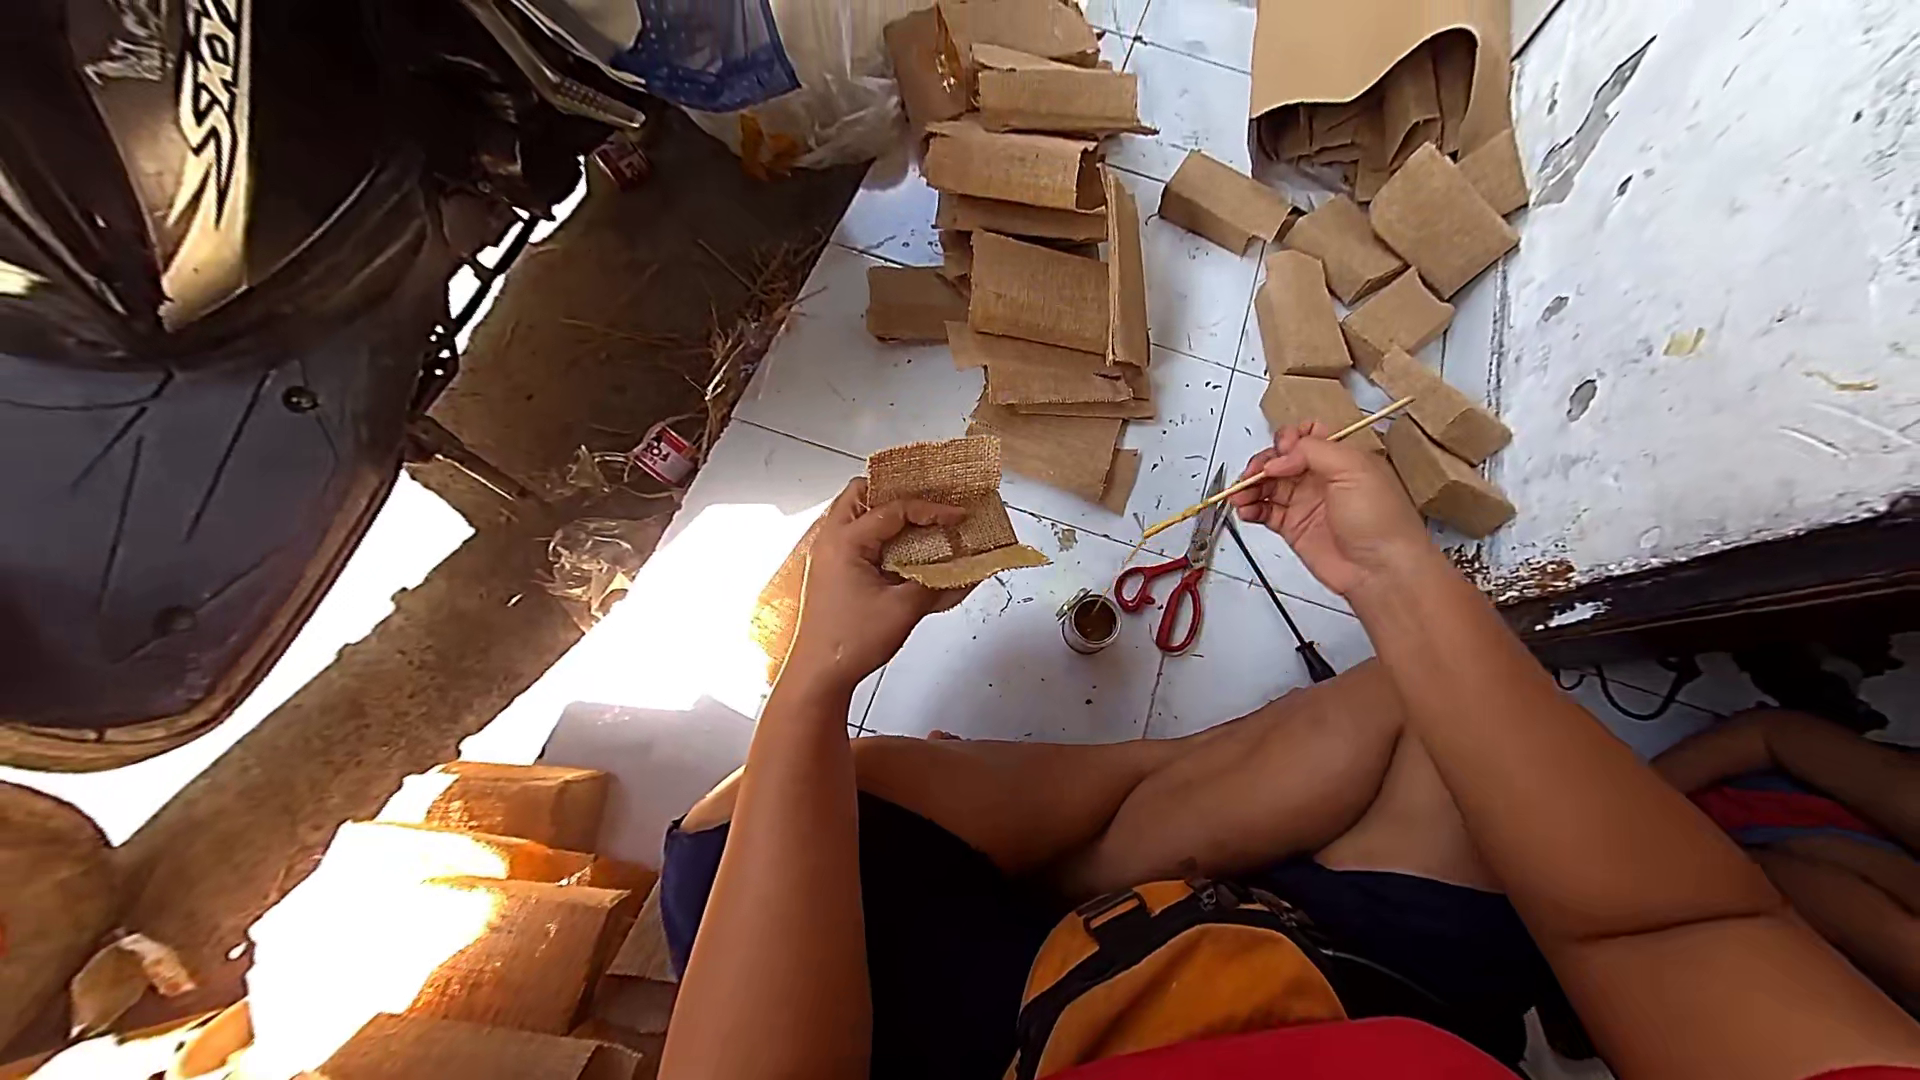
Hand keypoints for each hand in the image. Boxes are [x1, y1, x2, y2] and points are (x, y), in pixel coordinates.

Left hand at [783, 478, 970, 694]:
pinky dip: (881, 534)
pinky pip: (857, 535)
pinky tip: (905, 550)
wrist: (819, 675)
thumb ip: (937, 582)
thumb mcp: (904, 609)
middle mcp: (831, 540)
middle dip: (899, 492)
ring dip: (888, 512)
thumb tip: (963, 568)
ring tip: (921, 523)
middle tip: (931, 503)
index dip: (932, 510)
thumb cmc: (849, 643)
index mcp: (845, 541)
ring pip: (857, 512)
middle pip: (863, 492)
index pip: (894, 508)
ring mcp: (829, 554)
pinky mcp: (833, 569)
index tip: (957, 516)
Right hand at [1229, 422, 1434, 597]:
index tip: (1280, 452)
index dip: (1287, 441)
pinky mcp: (1292, 527)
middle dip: (1261, 464)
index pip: (1305, 438)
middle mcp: (1320, 479)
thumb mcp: (1354, 469)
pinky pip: (1263, 511)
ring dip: (1249, 486)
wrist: (1380, 570)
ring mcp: (1304, 503)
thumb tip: (1279, 457)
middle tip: (1254, 474)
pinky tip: (1247, 510)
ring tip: (1242, 495)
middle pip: (1279, 461)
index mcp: (1339, 459)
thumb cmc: (1383, 522)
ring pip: (1266, 485)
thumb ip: (1313, 452)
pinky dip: (1249, 508)